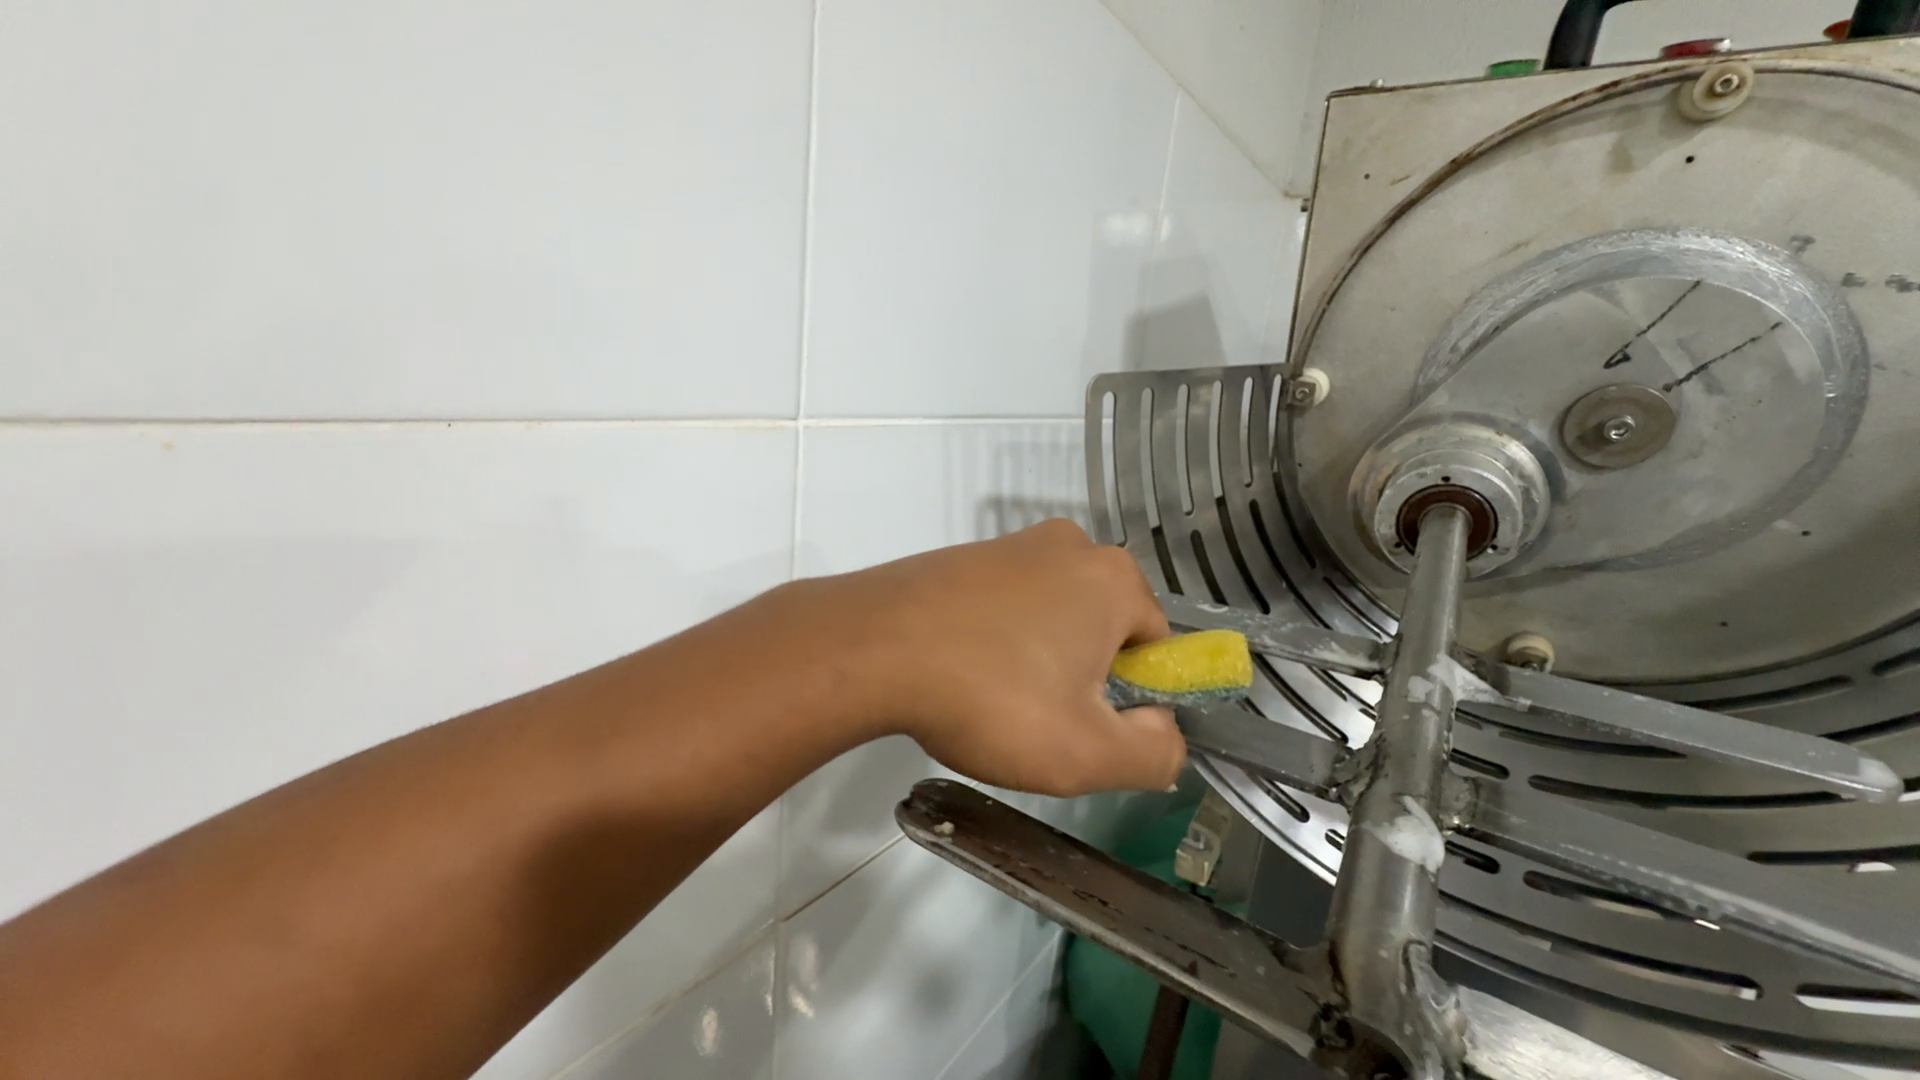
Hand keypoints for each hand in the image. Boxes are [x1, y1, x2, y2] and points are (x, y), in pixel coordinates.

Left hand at [805, 519, 1186, 795]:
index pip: (1158, 646)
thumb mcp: (1088, 754)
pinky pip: (1004, 606)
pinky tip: (962, 672)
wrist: (870, 649)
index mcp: (1114, 579)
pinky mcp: (962, 556)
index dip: (1134, 697)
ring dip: (1038, 659)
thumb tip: (1166, 733)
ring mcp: (1009, 545)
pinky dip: (996, 640)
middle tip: (1040, 719)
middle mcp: (1069, 546)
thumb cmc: (992, 699)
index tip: (1087, 727)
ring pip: (1051, 617)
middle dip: (1084, 676)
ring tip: (993, 700)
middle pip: (1103, 628)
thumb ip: (1154, 754)